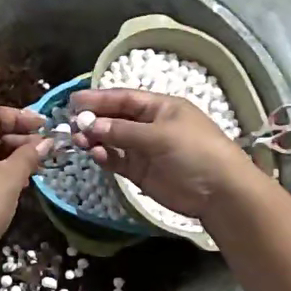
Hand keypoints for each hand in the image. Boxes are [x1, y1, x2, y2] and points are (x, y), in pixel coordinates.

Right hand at [69, 88, 257, 220]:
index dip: (99, 99)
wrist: (219, 192)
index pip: (124, 98)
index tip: (74, 101)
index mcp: (160, 108)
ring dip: (95, 139)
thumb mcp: (160, 136)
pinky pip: (117, 160)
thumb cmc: (195, 152)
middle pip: (115, 118)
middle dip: (93, 119)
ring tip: (79, 140)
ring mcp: (144, 149)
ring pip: (112, 140)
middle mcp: (149, 125)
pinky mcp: (140, 172)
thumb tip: (91, 125)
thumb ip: (123, 131)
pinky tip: (96, 155)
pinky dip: (105, 157)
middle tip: (71, 123)